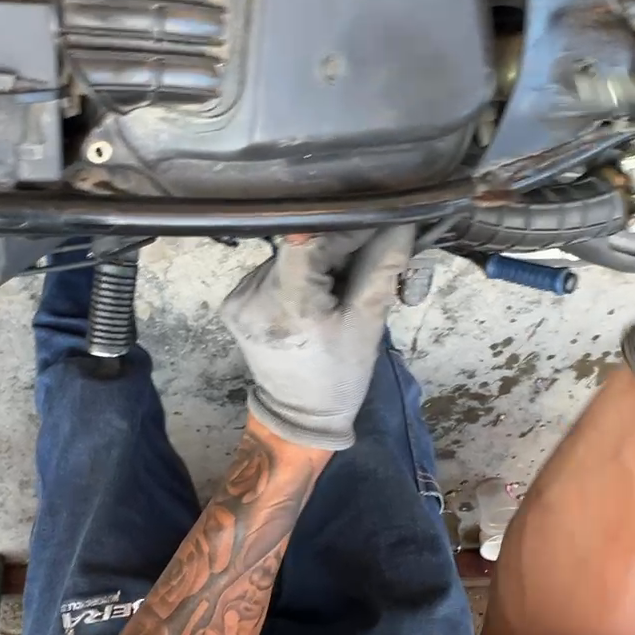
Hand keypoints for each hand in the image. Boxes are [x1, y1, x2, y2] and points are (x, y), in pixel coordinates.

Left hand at [220, 227, 414, 449]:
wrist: (299, 414)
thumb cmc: (340, 374)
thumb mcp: (369, 322)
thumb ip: (383, 265)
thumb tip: (400, 219)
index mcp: (289, 305)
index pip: (312, 240)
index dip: (346, 229)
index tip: (375, 228)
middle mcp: (253, 296)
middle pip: (299, 246)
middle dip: (337, 247)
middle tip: (367, 259)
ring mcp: (238, 298)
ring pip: (287, 256)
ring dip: (317, 260)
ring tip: (340, 284)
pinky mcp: (234, 301)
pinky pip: (273, 272)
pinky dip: (298, 274)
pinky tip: (314, 294)